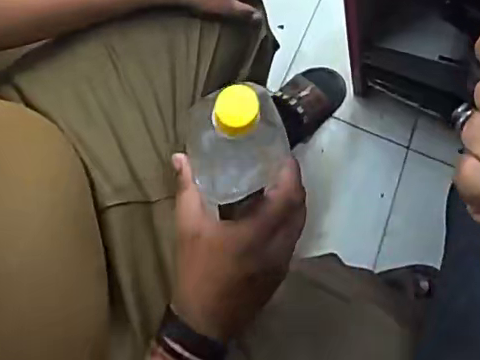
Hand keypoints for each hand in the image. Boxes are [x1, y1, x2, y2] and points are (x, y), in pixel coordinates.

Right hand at [167, 151, 305, 342]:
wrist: (201, 326)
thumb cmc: (196, 273)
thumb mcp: (188, 227)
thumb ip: (188, 187)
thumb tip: (180, 157)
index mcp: (261, 232)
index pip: (290, 193)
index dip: (290, 170)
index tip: (279, 153)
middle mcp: (280, 245)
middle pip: (299, 205)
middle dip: (292, 181)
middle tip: (276, 165)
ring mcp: (283, 261)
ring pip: (299, 221)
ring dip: (292, 200)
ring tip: (274, 184)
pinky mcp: (281, 272)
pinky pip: (293, 236)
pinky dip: (288, 219)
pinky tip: (270, 212)